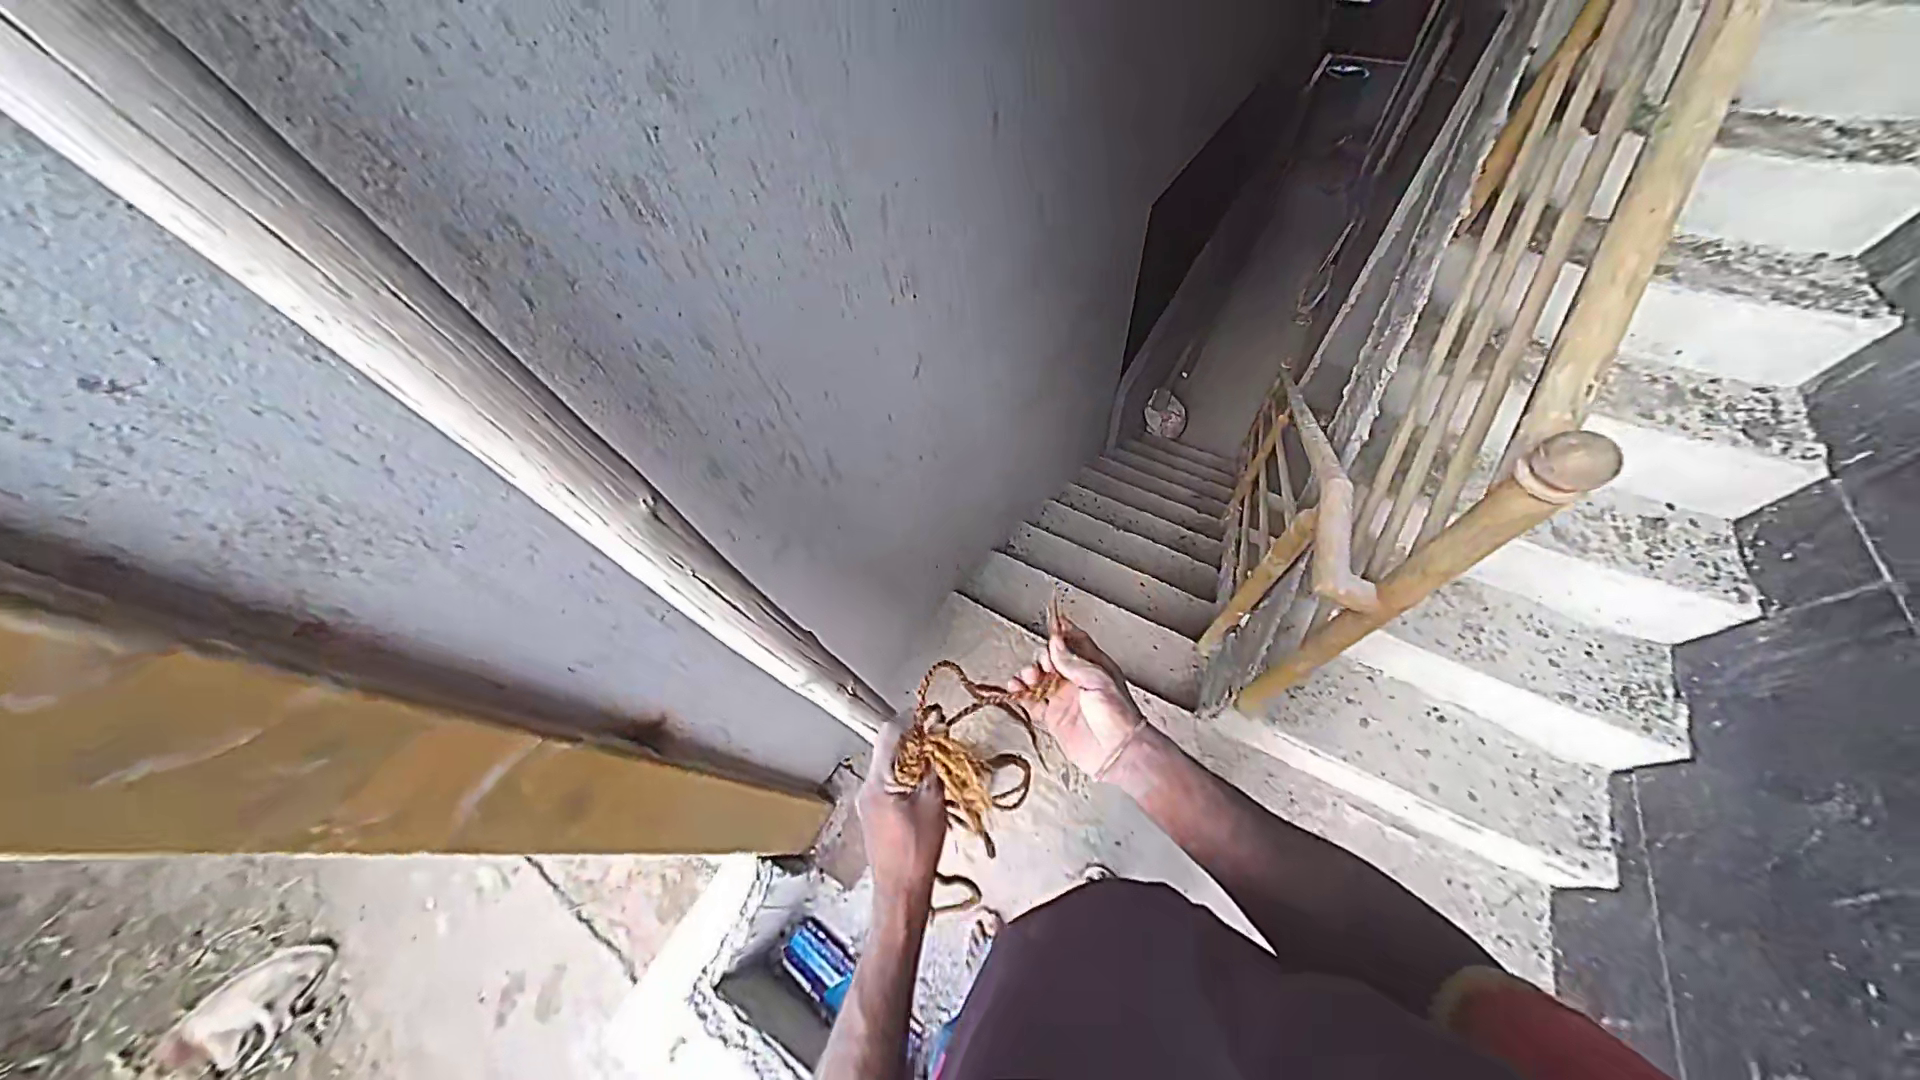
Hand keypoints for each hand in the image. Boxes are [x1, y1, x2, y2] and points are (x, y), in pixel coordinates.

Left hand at [858, 716, 948, 909]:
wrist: (901, 893)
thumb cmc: (918, 851)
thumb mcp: (933, 803)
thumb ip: (932, 766)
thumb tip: (936, 735)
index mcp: (877, 781)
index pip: (888, 733)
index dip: (911, 722)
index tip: (933, 722)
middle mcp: (866, 787)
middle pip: (888, 749)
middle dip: (915, 744)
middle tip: (939, 746)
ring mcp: (866, 801)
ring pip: (889, 766)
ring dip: (912, 762)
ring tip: (935, 769)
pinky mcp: (872, 813)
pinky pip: (888, 783)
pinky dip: (906, 779)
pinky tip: (924, 790)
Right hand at [1005, 617, 1148, 778]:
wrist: (1118, 753)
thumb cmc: (1118, 715)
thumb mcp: (1098, 680)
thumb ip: (1073, 661)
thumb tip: (1056, 641)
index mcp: (1093, 667)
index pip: (1074, 642)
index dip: (1061, 634)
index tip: (1050, 628)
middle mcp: (1076, 681)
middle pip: (1051, 661)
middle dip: (1041, 659)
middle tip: (1042, 667)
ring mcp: (1063, 699)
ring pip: (1038, 680)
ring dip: (1028, 675)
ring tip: (1026, 678)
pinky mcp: (1052, 718)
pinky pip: (1031, 702)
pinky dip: (1021, 695)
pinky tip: (1015, 690)